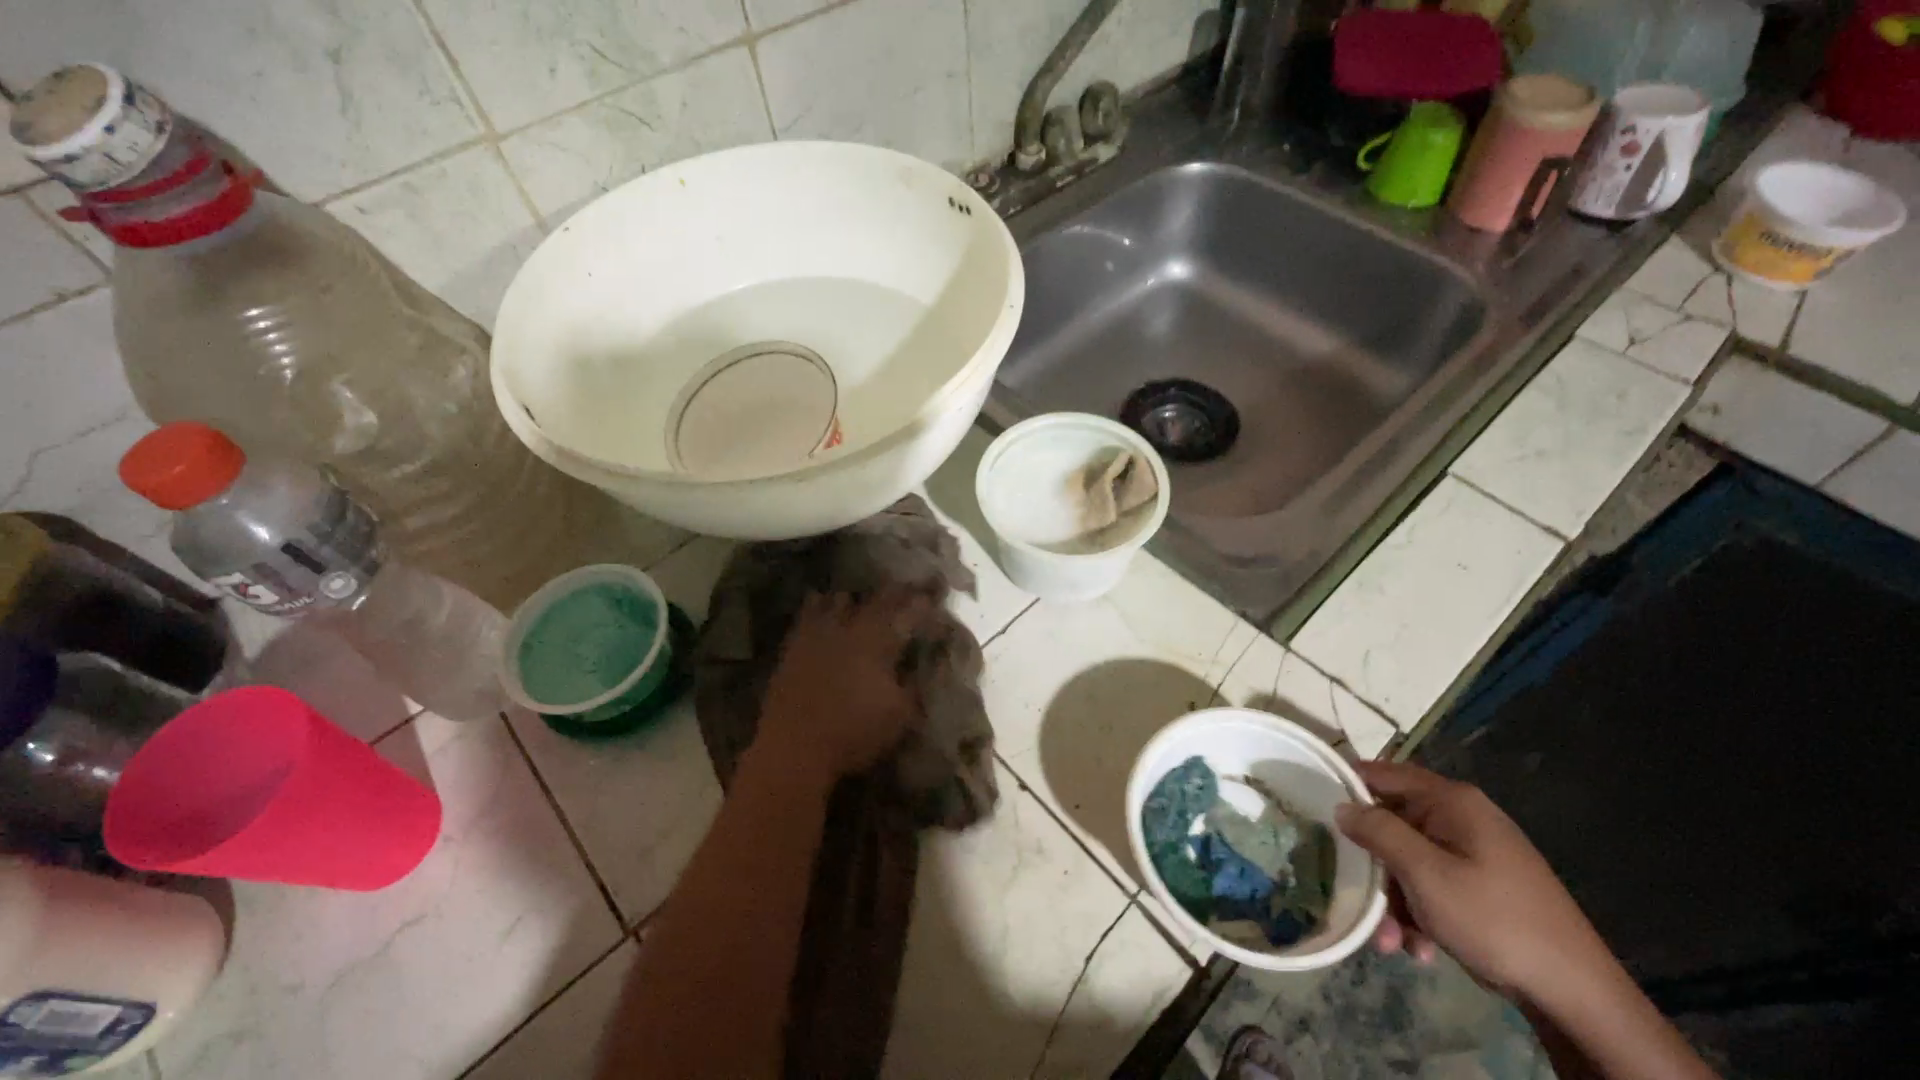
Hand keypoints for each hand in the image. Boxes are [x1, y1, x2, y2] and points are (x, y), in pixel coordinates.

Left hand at [756, 590, 929, 781]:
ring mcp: (817, 633)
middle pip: (877, 600)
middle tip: (909, 587)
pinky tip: (822, 602)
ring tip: (865, 598)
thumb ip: (916, 684)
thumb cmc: (854, 734)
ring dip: (858, 598)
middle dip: (897, 592)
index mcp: (879, 642)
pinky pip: (808, 613)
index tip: (936, 593)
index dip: (924, 601)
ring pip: (840, 599)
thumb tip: (932, 662)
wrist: (793, 748)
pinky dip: (819, 604)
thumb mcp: (901, 716)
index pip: (908, 611)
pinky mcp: (794, 644)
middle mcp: (850, 628)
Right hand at [1337, 762, 1619, 1006]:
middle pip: (1393, 825)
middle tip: (1357, 900)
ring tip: (1391, 942)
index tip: (1310, 808)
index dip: (1345, 786)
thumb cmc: (1493, 919)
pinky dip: (1419, 915)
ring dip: (1393, 901)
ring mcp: (1475, 853)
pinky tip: (1420, 949)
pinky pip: (1433, 887)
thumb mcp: (1425, 874)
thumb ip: (1379, 833)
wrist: (1571, 987)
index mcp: (1452, 802)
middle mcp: (1462, 818)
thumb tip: (1343, 806)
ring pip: (1410, 862)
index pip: (1383, 774)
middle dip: (1373, 866)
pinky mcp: (1482, 886)